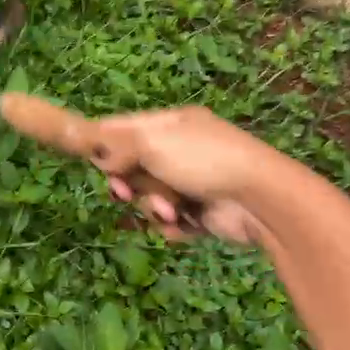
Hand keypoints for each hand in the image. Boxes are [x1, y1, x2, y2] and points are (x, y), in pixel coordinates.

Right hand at [93, 107, 281, 243]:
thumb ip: (117, 145)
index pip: (123, 128)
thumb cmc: (203, 160)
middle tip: (123, 192)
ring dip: (153, 206)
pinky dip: (173, 224)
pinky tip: (184, 224)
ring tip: (169, 211)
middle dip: (127, 183)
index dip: (102, 143)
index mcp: (170, 125)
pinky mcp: (201, 214)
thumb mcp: (152, 142)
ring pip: (148, 197)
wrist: (261, 200)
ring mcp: (192, 183)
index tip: (88, 159)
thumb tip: (98, 156)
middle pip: (132, 167)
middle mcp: (180, 151)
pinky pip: (170, 220)